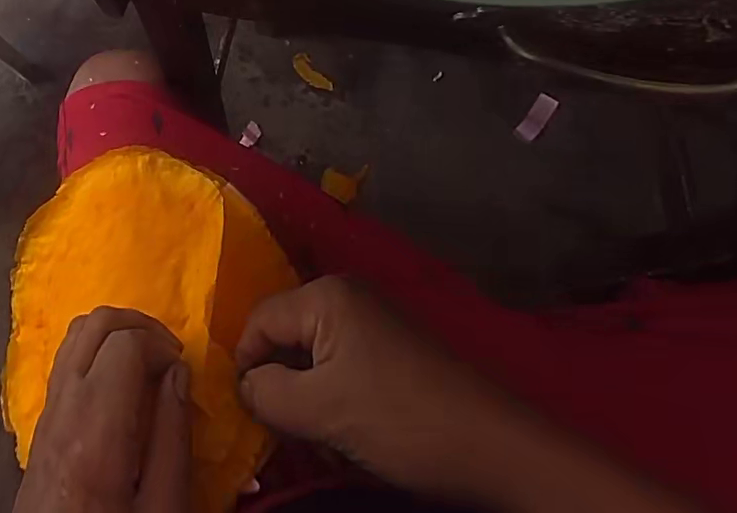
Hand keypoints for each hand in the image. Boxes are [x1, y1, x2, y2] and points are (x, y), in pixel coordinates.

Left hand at [14, 307, 192, 512]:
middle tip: (169, 355)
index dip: (161, 344)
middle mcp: (64, 406)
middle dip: (139, 324)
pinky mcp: (41, 426)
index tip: (182, 370)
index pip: (125, 342)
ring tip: (148, 362)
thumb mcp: (163, 510)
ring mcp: (47, 413)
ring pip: (76, 334)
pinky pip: (68, 361)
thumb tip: (178, 373)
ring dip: (116, 333)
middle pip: (95, 323)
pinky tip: (120, 383)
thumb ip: (173, 436)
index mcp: (96, 427)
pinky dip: (98, 351)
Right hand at [234, 276, 526, 503]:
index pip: (260, 320)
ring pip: (314, 355)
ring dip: (310, 400)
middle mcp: (346, 294)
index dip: (246, 365)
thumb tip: (245, 383)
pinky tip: (354, 436)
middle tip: (294, 434)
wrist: (491, 442)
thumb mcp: (321, 412)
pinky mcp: (391, 343)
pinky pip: (343, 363)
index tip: (250, 413)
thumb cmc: (399, 419)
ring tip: (331, 443)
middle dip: (284, 387)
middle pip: (287, 336)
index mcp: (325, 296)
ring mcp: (373, 317)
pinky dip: (336, 398)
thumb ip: (267, 393)